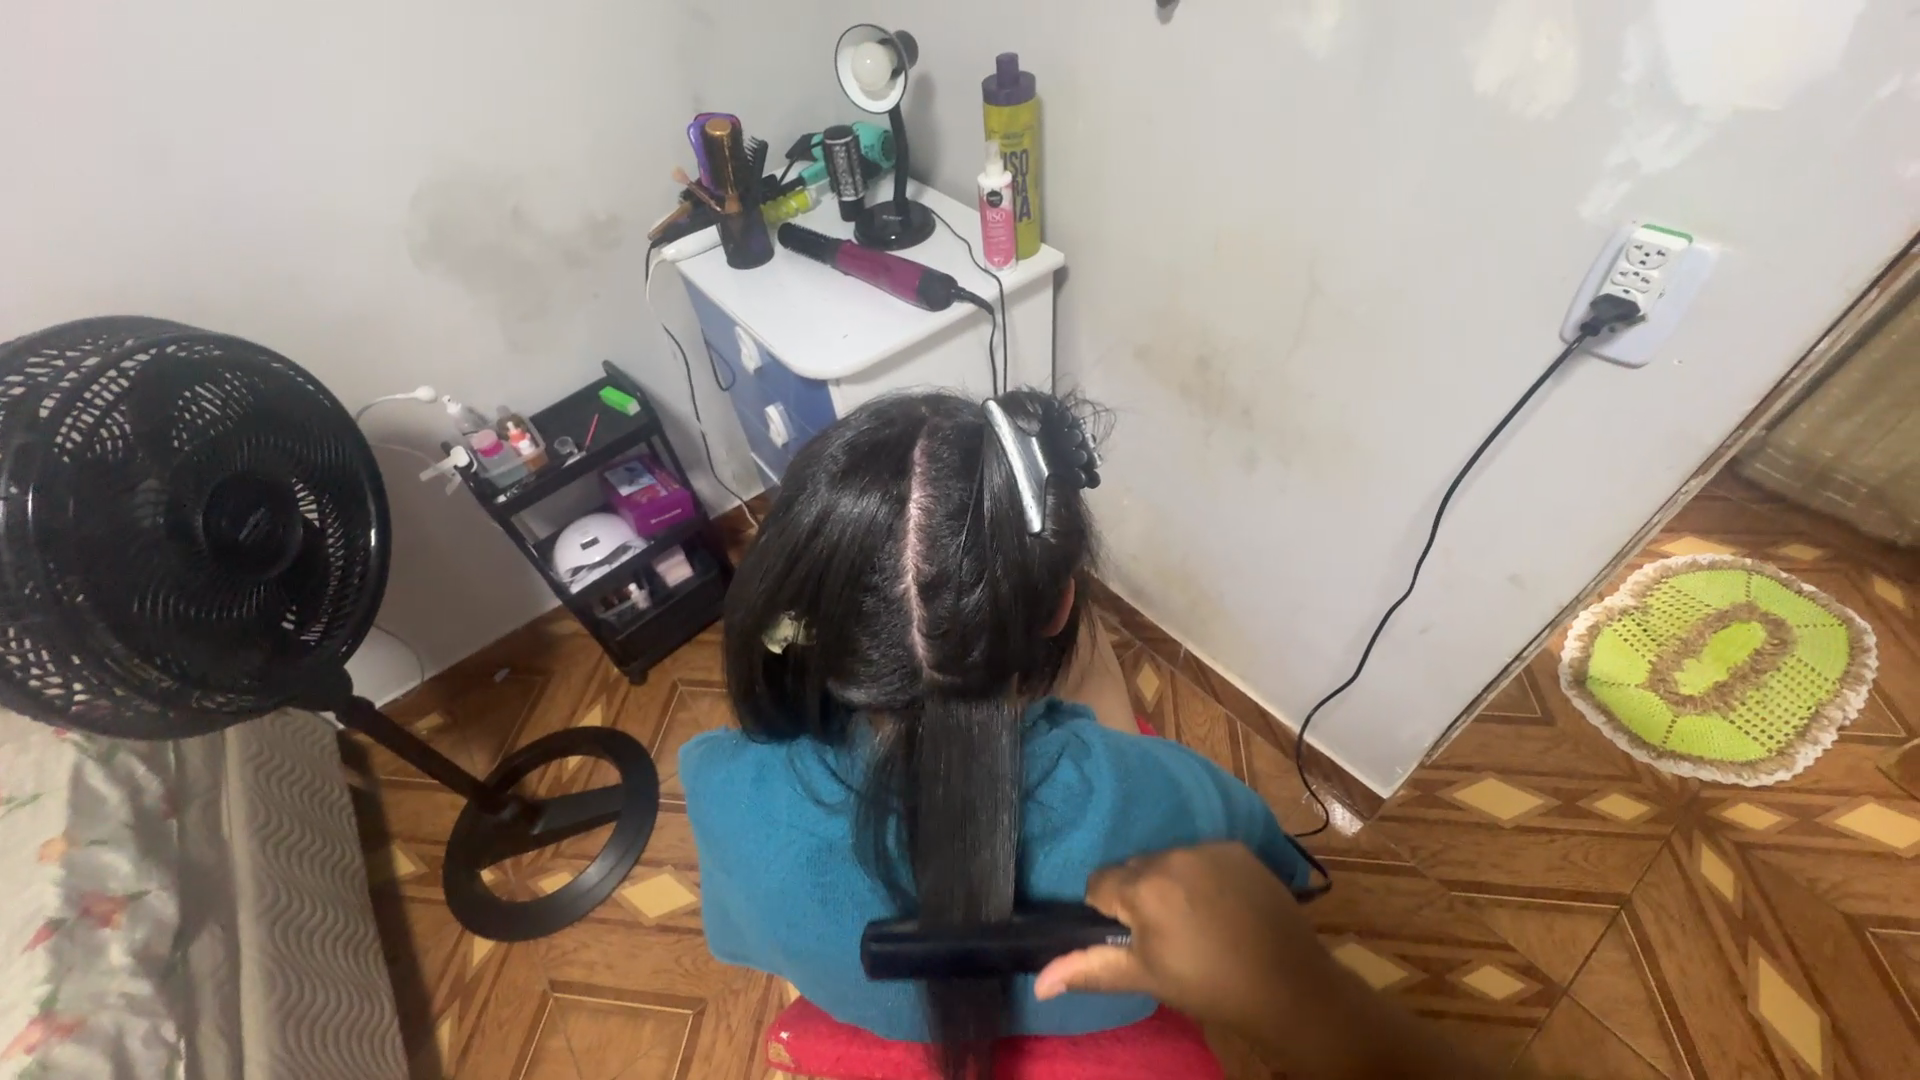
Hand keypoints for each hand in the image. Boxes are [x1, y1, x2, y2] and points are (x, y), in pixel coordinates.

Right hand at [1034, 842, 1328, 1032]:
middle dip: (1139, 895)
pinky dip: (1202, 874)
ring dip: (1169, 882)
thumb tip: (1039, 981)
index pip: (1099, 884)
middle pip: (1133, 869)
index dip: (1110, 913)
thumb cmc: (1209, 986)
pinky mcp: (1235, 846)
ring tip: (1196, 919)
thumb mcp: (1147, 978)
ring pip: (1166, 860)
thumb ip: (1089, 968)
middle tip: (1166, 933)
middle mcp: (1170, 855)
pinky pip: (1200, 854)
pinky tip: (1221, 903)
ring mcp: (1206, 847)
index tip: (1134, 938)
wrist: (1290, 986)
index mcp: (1143, 887)